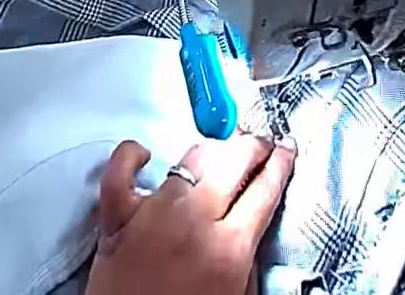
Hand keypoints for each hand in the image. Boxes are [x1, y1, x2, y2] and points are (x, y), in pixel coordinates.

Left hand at [86, 134, 295, 294]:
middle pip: (232, 162)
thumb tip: (250, 228)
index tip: (285, 148)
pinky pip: (120, 169)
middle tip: (260, 141)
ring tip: (220, 149)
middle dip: (252, 146)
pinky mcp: (119, 213)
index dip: (279, 165)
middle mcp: (194, 219)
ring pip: (189, 159)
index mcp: (229, 249)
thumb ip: (247, 264)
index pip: (263, 192)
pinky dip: (130, 155)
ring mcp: (154, 210)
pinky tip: (144, 154)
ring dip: (210, 150)